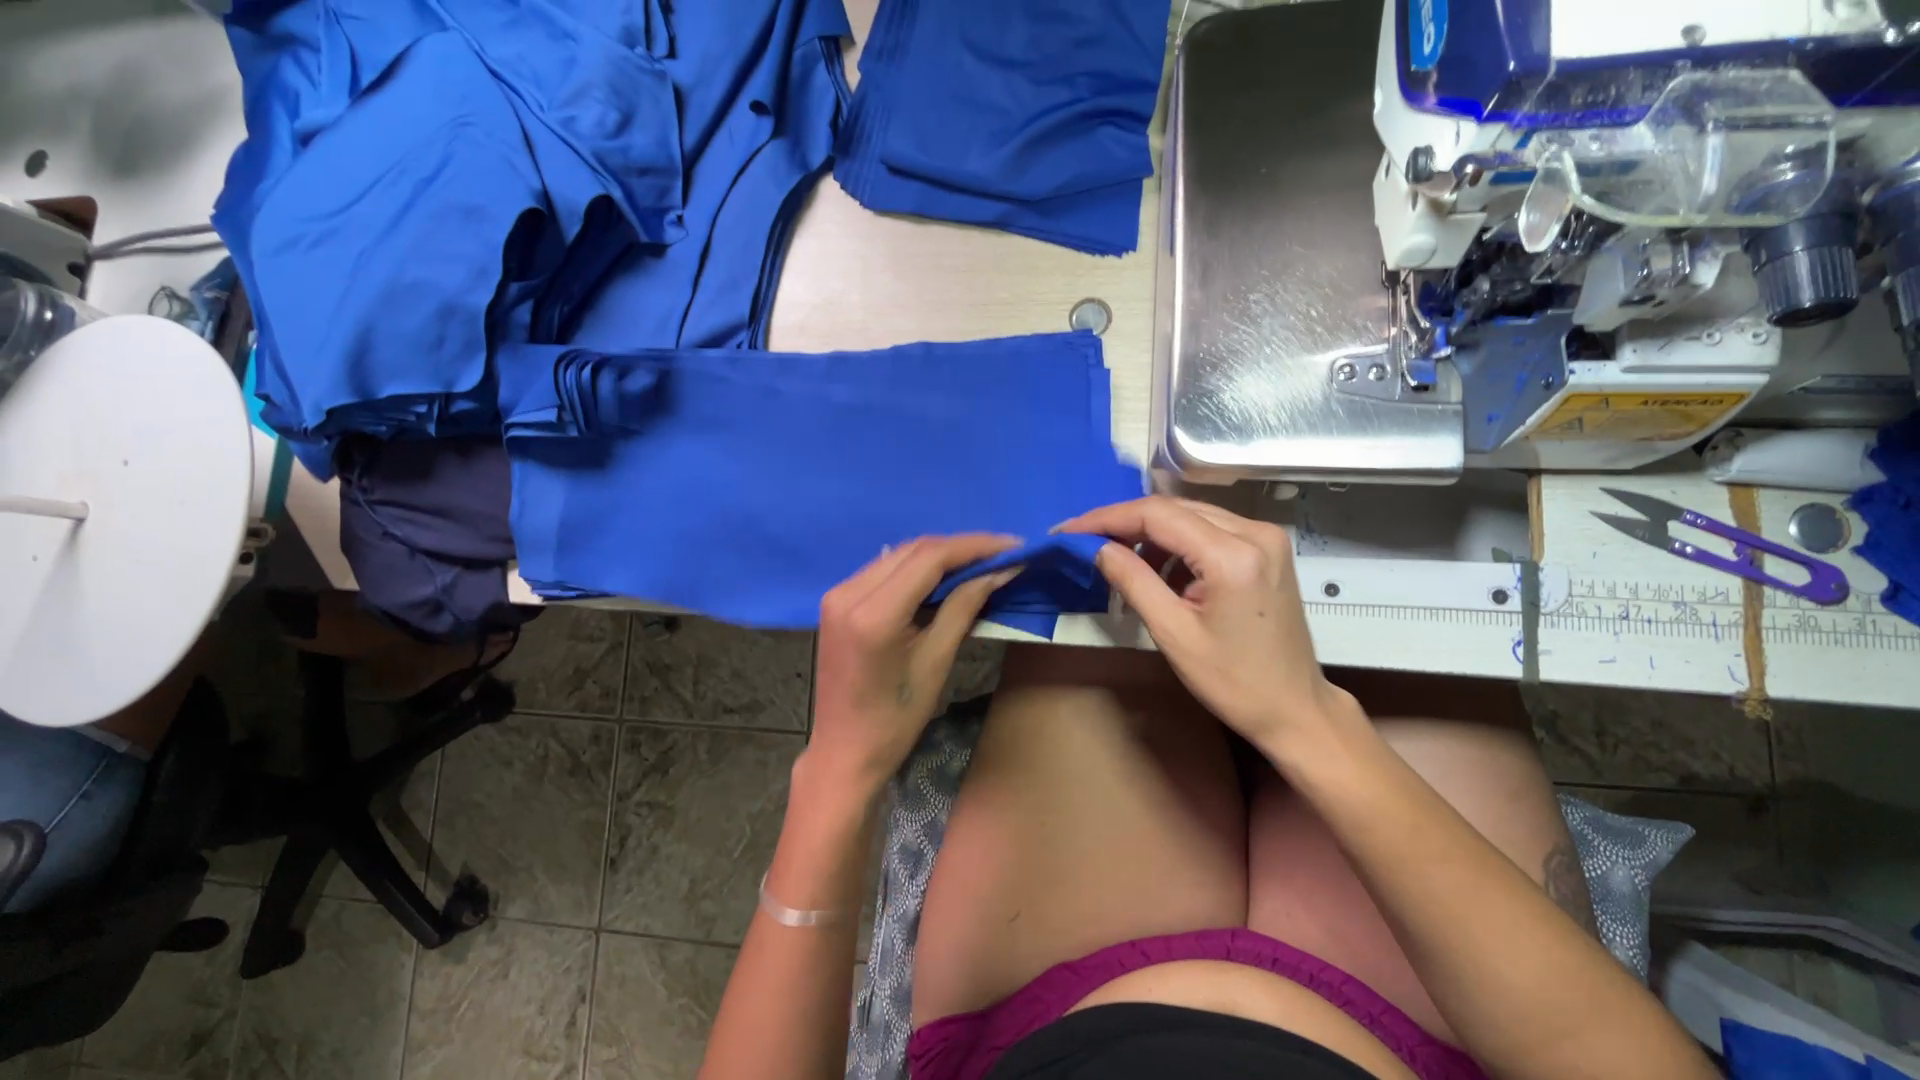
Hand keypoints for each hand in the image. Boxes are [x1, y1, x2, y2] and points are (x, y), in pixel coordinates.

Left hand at [807, 534, 1021, 795]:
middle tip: (1003, 553)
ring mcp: (837, 594)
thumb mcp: (935, 662)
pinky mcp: (836, 602)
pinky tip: (945, 575)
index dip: (974, 547)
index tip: (1013, 547)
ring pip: (898, 556)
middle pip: (913, 550)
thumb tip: (1000, 571)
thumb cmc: (895, 720)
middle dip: (960, 547)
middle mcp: (848, 592)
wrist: (844, 752)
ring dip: (939, 555)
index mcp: (872, 613)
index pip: (929, 558)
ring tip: (981, 562)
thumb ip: (964, 607)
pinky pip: (883, 570)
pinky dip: (916, 569)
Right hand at [1057, 496, 1360, 756]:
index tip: (1071, 530)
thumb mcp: (1173, 634)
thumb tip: (1098, 547)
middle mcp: (1255, 533)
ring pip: (1192, 516)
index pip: (1158, 515)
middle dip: (1126, 523)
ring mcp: (1266, 538)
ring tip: (1121, 563)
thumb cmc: (1233, 682)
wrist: (1294, 707)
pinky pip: (1212, 530)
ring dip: (1152, 534)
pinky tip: (1160, 571)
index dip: (1109, 518)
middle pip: (1175, 509)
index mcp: (1232, 556)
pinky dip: (1179, 544)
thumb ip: (1133, 582)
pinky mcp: (1268, 549)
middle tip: (1086, 541)